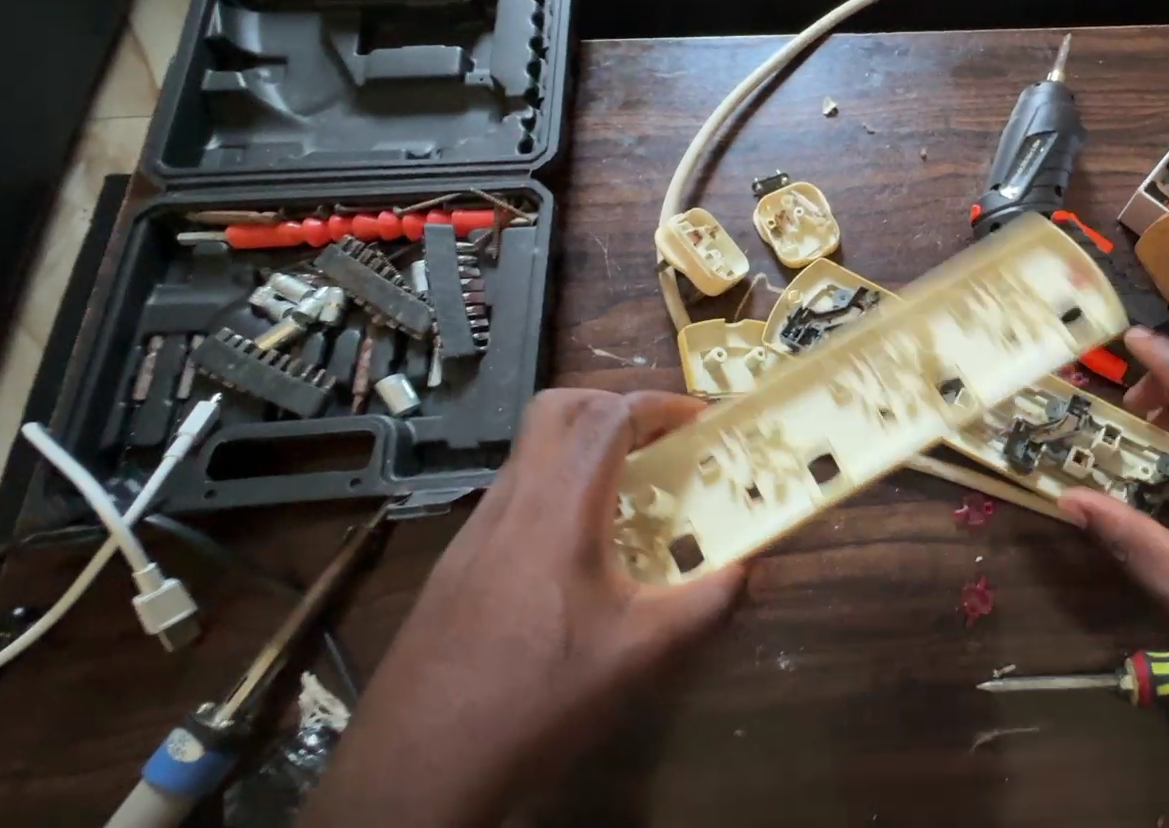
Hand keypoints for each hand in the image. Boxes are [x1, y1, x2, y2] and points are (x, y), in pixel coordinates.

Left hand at [302, 389, 745, 826]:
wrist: (418, 764)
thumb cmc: (538, 694)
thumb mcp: (640, 654)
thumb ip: (706, 603)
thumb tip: (750, 568)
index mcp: (560, 508)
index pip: (607, 416)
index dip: (659, 404)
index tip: (699, 422)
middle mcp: (514, 501)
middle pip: (557, 408)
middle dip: (615, 404)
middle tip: (659, 437)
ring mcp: (478, 527)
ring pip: (531, 448)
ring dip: (584, 443)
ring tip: (630, 486)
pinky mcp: (460, 558)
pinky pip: (517, 489)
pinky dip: (558, 482)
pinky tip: (580, 543)